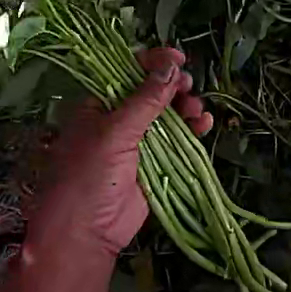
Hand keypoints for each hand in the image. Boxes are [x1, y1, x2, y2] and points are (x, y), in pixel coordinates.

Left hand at [28, 47, 212, 256]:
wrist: (86, 232)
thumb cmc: (89, 176)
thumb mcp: (114, 132)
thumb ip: (145, 99)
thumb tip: (171, 66)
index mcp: (99, 105)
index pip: (127, 72)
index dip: (152, 62)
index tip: (177, 58)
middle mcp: (118, 119)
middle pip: (152, 92)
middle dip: (172, 85)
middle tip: (189, 86)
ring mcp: (138, 142)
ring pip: (168, 115)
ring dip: (185, 107)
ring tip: (197, 108)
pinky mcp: (155, 164)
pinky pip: (177, 141)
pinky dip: (192, 130)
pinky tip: (204, 124)